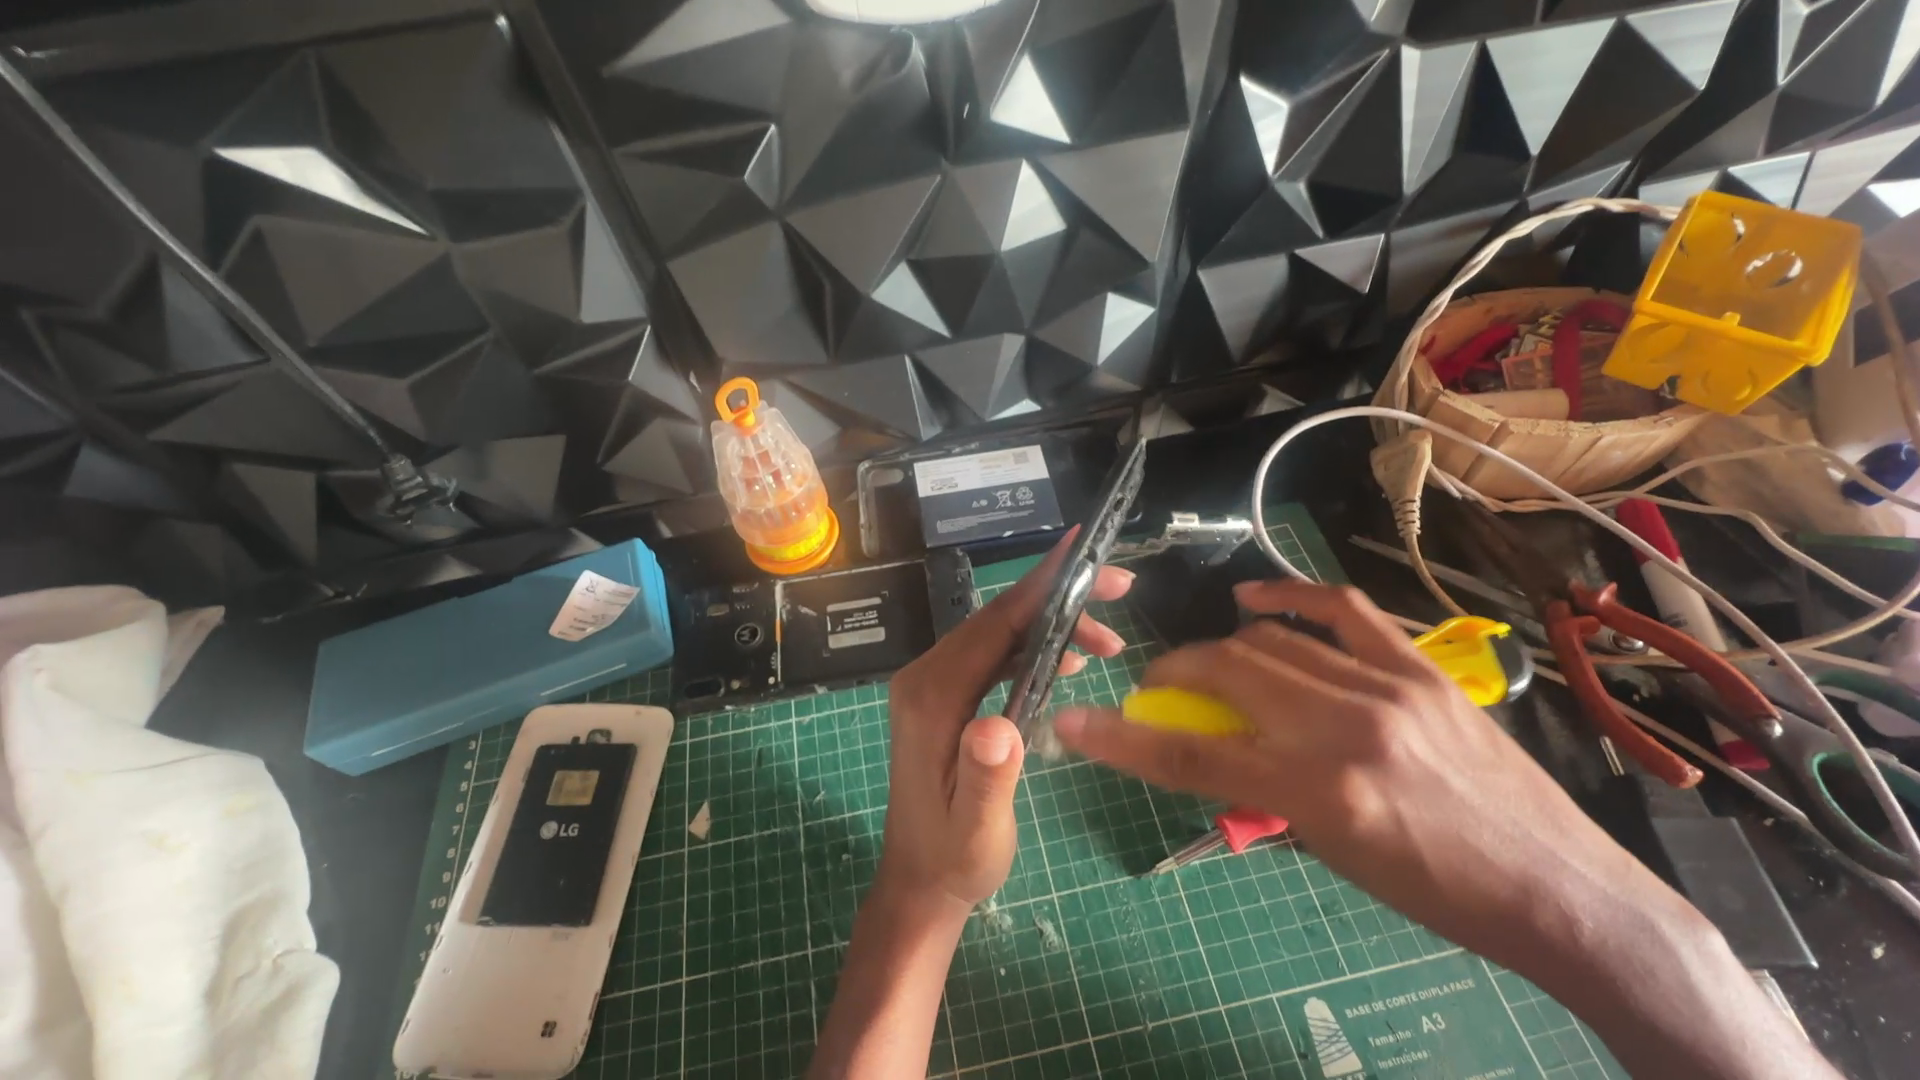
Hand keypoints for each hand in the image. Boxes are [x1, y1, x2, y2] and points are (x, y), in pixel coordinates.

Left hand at [879, 539, 1134, 916]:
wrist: (920, 881)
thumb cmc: (954, 859)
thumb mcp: (976, 828)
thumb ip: (986, 775)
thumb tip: (1000, 723)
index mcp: (932, 696)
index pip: (993, 624)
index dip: (1041, 584)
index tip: (1083, 548)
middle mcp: (927, 678)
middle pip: (998, 618)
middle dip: (1059, 598)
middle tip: (1120, 588)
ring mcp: (935, 686)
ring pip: (999, 633)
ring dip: (1052, 625)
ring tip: (1108, 641)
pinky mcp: (947, 698)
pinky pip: (994, 655)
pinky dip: (1034, 647)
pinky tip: (1067, 660)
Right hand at [1052, 579, 1688, 960]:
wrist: (1559, 891)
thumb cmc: (1435, 894)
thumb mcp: (1331, 854)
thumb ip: (1263, 792)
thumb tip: (1210, 748)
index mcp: (1320, 795)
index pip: (1195, 755)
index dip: (1122, 738)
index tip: (1073, 723)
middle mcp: (1348, 730)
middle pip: (1227, 675)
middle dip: (1172, 674)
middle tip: (1156, 686)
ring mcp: (1389, 689)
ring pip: (1273, 641)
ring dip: (1222, 646)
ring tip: (1205, 659)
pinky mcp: (1422, 669)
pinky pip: (1341, 610)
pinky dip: (1288, 594)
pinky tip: (1253, 596)